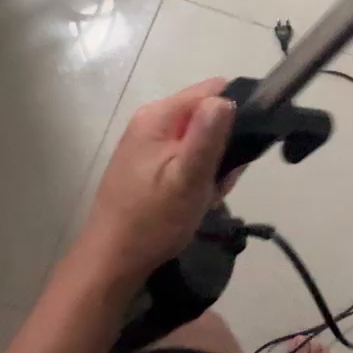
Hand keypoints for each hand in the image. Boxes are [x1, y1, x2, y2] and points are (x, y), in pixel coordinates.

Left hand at [76, 79, 236, 282]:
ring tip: (208, 194)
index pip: (212, 90)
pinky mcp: (146, 163)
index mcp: (159, 116)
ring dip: (211, 164)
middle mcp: (150, 120)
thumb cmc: (153, 220)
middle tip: (223, 180)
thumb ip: (208, 136)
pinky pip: (184, 156)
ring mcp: (146, 142)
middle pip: (205, 115)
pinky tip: (195, 200)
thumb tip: (226, 98)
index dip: (234, 114)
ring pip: (197, 139)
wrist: (112, 262)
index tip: (241, 149)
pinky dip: (196, 175)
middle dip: (222, 145)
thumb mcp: (188, 178)